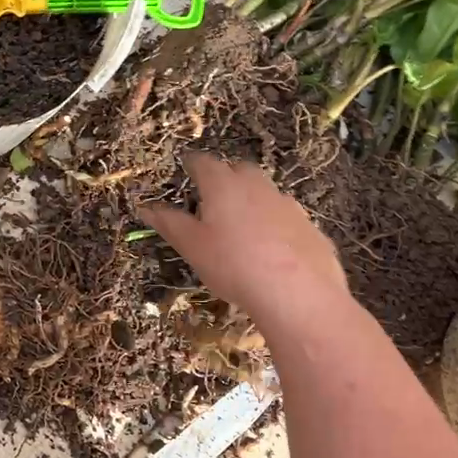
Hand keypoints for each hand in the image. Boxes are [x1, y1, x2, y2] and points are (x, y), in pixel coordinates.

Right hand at [141, 153, 349, 329]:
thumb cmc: (233, 265)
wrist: (299, 295)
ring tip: (239, 226)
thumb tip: (146, 207)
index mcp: (224, 185)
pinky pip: (286, 217)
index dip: (191, 164)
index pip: (203, 162)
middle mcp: (258, 186)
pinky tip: (269, 250)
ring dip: (251, 200)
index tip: (184, 168)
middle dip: (224, 176)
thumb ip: (169, 223)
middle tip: (210, 197)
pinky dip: (274, 223)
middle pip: (239, 169)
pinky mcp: (311, 228)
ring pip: (265, 192)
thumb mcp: (191, 246)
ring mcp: (289, 205)